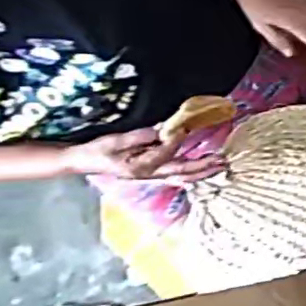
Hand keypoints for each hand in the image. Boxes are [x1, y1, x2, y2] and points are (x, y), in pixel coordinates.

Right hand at [62, 128, 225, 181]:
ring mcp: (154, 176)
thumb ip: (140, 137)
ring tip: (221, 164)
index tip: (183, 129)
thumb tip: (163, 130)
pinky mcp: (156, 173)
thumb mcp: (114, 141)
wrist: (83, 161)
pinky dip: (195, 172)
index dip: (175, 141)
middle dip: (204, 166)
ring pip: (185, 175)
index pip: (164, 153)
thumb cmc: (97, 150)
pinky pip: (180, 174)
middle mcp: (150, 174)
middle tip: (222, 160)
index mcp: (138, 167)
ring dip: (204, 171)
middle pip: (182, 172)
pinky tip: (209, 168)